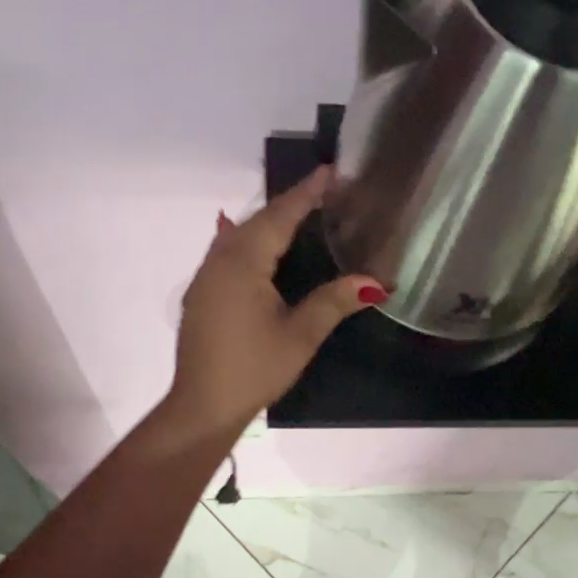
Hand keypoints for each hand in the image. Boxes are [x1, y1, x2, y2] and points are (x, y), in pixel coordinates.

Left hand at [161, 166, 384, 435]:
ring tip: (302, 215)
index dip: (306, 194)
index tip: (330, 171)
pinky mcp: (201, 296)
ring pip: (238, 237)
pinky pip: (228, 254)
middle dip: (289, 204)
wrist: (202, 406)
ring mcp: (205, 278)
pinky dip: (253, 243)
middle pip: (257, 221)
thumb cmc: (254, 370)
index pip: (279, 216)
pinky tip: (266, 249)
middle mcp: (219, 261)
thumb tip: (376, 282)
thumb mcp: (300, 335)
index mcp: (243, 263)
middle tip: (325, 192)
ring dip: (269, 223)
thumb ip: (334, 301)